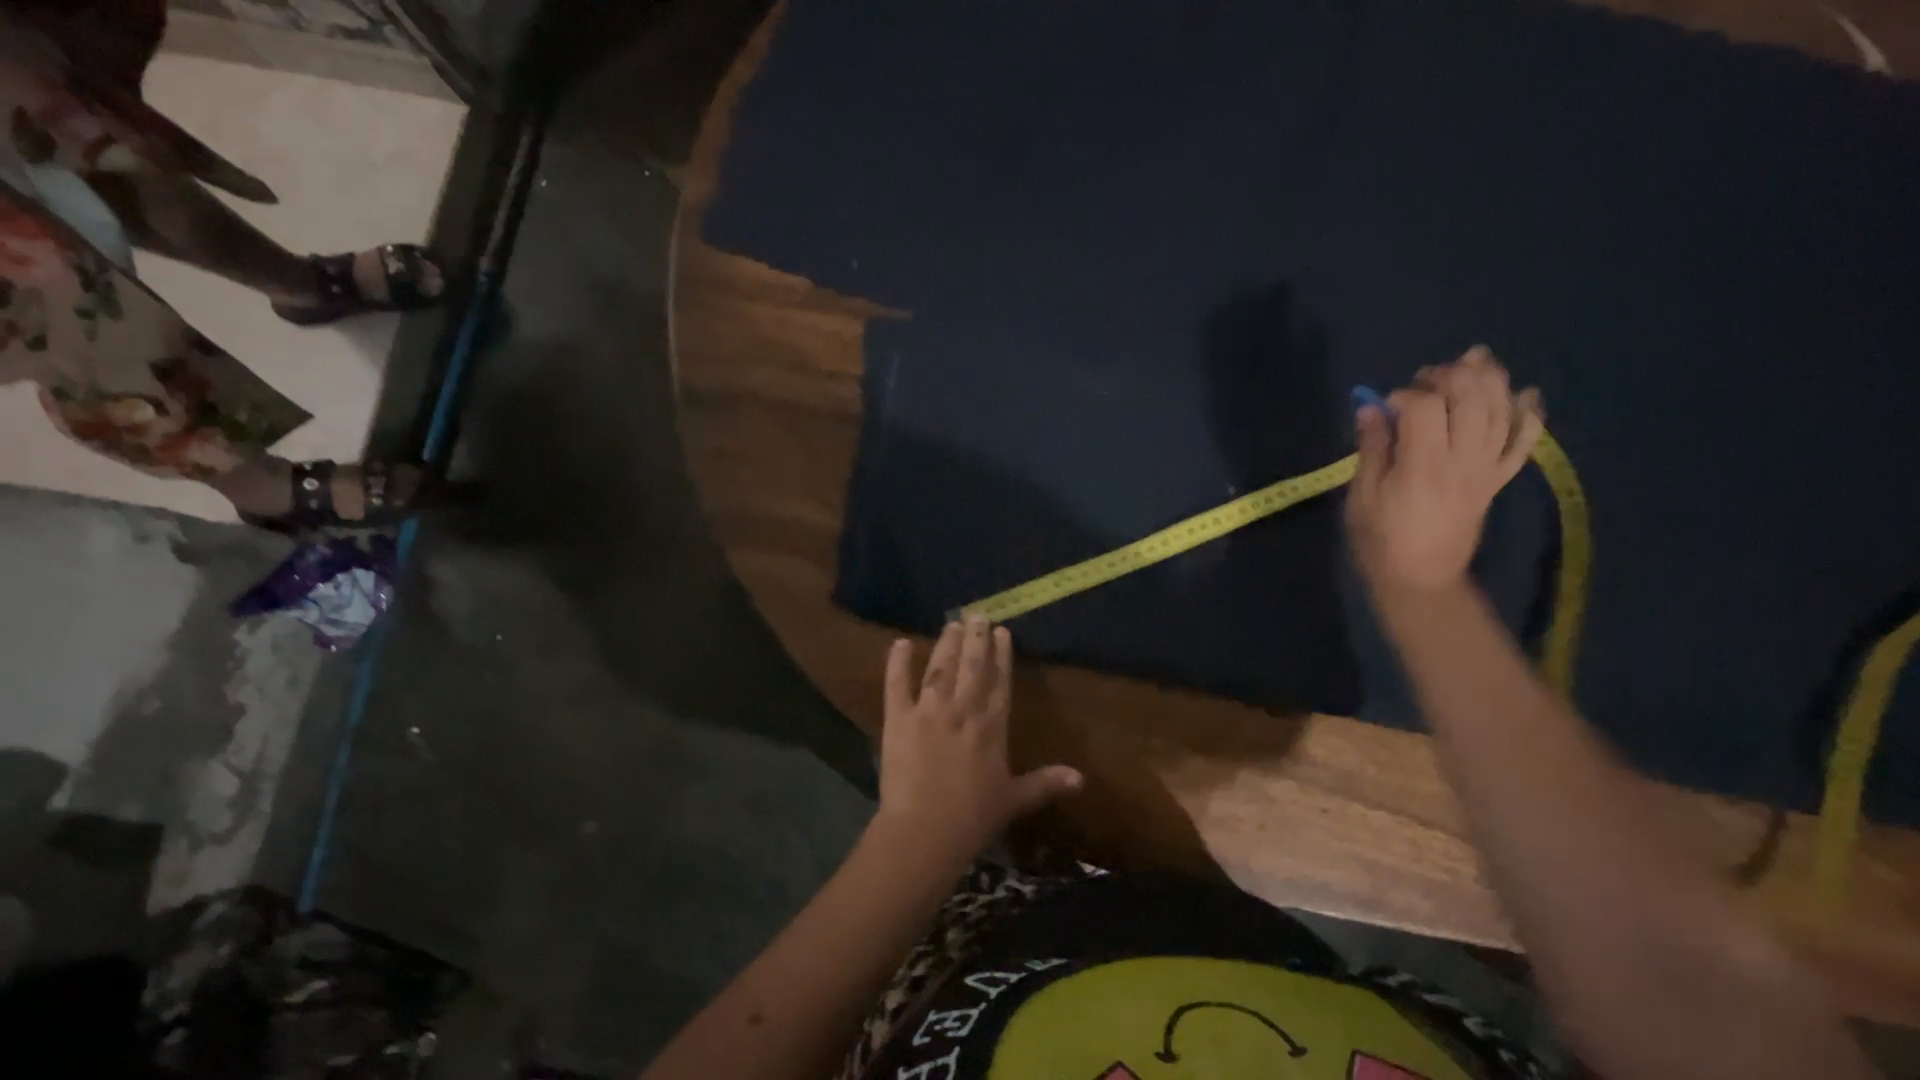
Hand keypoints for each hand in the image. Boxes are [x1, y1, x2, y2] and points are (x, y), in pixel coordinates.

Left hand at [876, 616, 1083, 859]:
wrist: (925, 829)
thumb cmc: (973, 817)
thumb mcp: (1014, 800)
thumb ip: (1046, 783)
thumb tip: (1082, 779)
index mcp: (992, 728)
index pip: (1000, 684)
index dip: (1002, 657)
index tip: (1002, 632)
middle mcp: (963, 711)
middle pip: (972, 668)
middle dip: (976, 640)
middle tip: (977, 615)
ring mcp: (929, 712)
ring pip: (940, 669)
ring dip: (946, 645)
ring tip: (952, 624)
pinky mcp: (898, 719)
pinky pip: (896, 685)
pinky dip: (897, 663)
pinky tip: (899, 643)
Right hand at [1347, 345, 1542, 593]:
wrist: (1422, 581)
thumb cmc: (1380, 542)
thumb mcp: (1361, 498)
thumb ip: (1371, 450)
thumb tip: (1369, 408)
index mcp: (1423, 465)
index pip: (1424, 406)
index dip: (1405, 393)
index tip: (1385, 404)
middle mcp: (1463, 460)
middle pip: (1472, 397)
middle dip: (1451, 374)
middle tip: (1428, 376)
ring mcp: (1486, 469)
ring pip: (1502, 410)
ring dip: (1491, 380)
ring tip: (1475, 362)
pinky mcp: (1498, 480)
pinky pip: (1523, 443)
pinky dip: (1529, 416)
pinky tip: (1525, 395)